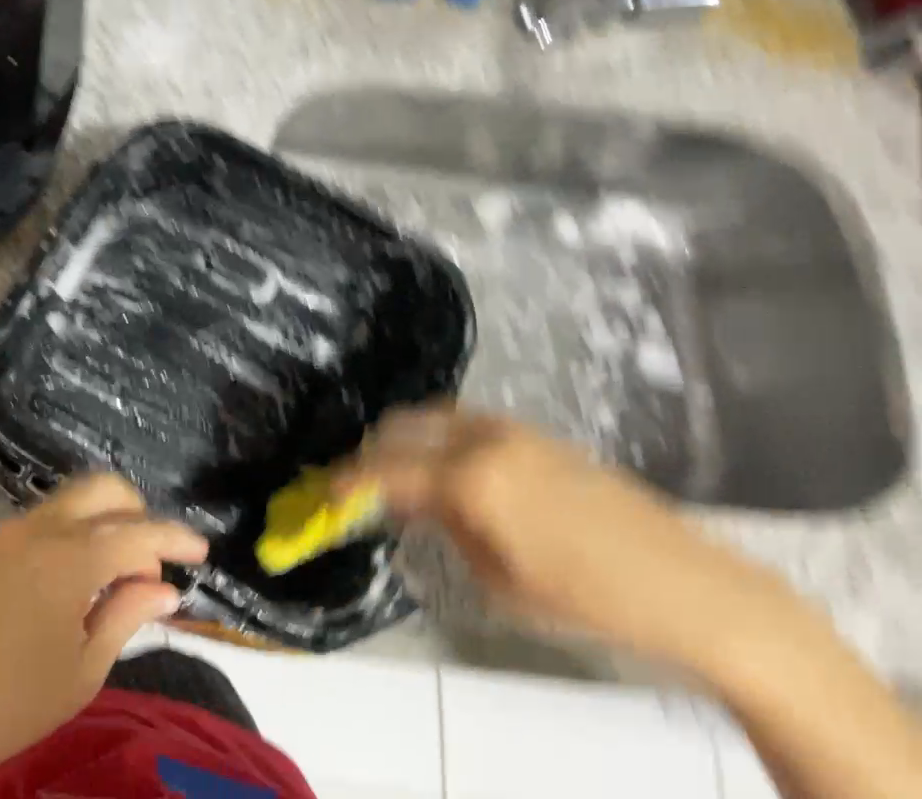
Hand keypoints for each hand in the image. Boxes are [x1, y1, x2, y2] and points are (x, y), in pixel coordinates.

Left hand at [0, 474, 207, 796]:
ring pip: (64, 504)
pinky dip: (65, 537)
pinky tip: (68, 582)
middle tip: (152, 558)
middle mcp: (35, 529)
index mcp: (70, 556)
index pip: (138, 530)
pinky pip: (34, 525)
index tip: (201, 550)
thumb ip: (125, 616)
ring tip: (113, 577)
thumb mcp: (81, 669)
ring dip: (98, 524)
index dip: (175, 536)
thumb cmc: (8, 702)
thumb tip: (164, 587)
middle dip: (135, 511)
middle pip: (98, 489)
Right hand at [344, 404, 807, 678]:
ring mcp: (519, 432)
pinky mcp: (544, 437)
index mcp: (470, 479)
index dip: (348, 481)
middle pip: (404, 428)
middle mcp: (487, 441)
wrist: (694, 591)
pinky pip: (470, 424)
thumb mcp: (497, 580)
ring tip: (403, 477)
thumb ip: (445, 528)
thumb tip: (412, 503)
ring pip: (436, 418)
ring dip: (408, 441)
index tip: (324, 491)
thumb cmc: (587, 599)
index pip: (386, 471)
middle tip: (361, 486)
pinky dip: (443, 440)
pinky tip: (450, 473)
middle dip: (374, 453)